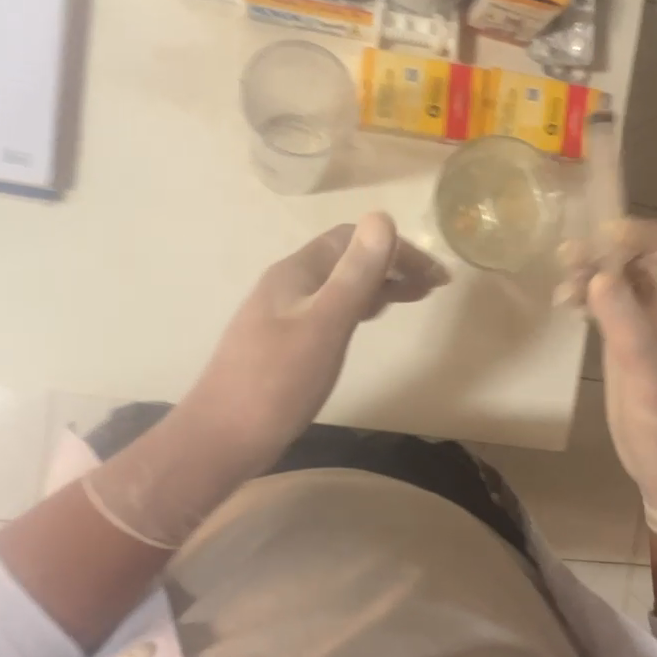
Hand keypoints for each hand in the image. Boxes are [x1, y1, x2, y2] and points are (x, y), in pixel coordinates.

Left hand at [183, 211, 446, 462]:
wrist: (221, 438)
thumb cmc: (276, 383)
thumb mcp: (324, 326)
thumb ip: (354, 275)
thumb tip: (384, 218)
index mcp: (296, 274)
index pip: (353, 239)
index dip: (397, 249)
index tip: (435, 276)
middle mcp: (288, 286)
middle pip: (345, 259)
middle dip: (391, 265)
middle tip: (433, 288)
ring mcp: (282, 314)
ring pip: (338, 285)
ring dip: (377, 285)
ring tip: (413, 299)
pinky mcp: (283, 343)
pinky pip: (329, 310)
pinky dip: (358, 307)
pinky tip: (368, 321)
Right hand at [577, 218, 656, 516]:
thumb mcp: (649, 380)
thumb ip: (627, 327)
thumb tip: (599, 276)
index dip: (648, 236)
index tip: (605, 233)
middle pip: (650, 262)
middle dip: (612, 251)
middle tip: (570, 251)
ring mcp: (656, 327)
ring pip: (628, 281)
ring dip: (595, 272)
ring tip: (561, 276)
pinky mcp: (632, 342)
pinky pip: (613, 304)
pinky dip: (590, 296)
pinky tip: (565, 300)